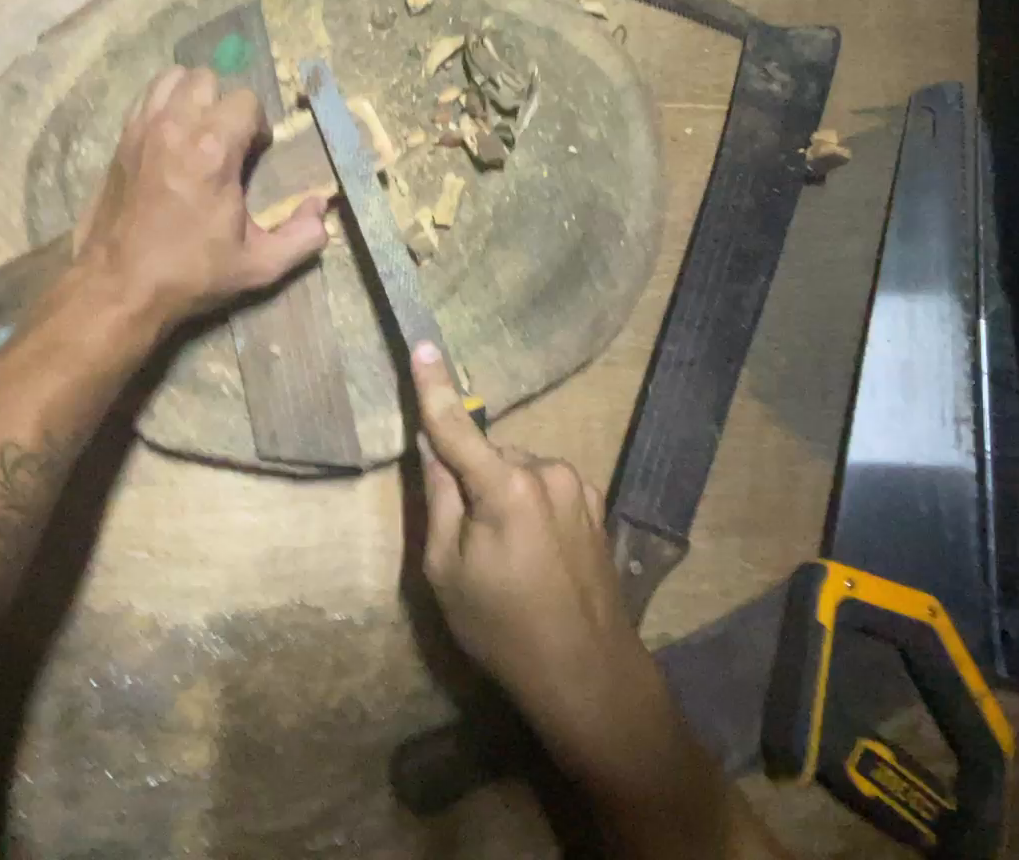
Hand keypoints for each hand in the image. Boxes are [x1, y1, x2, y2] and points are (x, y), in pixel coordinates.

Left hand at [75, 66, 329, 328]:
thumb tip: (321, 208)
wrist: (120, 286)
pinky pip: (145, 99)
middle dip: (224, 105)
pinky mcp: (120, 141)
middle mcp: (175, 127)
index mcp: (213, 151)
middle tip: (228, 142)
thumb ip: (301, 237)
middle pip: (208, 80)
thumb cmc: (191, 274)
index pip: (246, 101)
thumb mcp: (258, 266)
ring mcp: (142, 130)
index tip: (255, 156)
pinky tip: (171, 140)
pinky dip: (163, 106)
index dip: (258, 125)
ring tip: (198, 133)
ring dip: (192, 97)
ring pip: (172, 79)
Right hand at [410, 341, 663, 762]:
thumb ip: (438, 499)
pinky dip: (527, 504)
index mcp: (506, 488)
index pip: (456, 427)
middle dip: (470, 479)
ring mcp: (577, 487)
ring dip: (501, 493)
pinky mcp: (594, 504)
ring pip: (517, 471)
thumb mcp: (445, 570)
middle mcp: (546, 472)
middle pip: (487, 455)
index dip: (433, 387)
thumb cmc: (502, 627)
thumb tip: (432, 448)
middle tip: (466, 540)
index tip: (424, 344)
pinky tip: (534, 554)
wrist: (587, 674)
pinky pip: (543, 487)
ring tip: (506, 557)